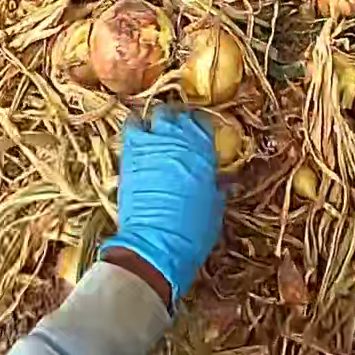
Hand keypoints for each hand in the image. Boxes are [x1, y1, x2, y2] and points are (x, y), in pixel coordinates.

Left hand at [100, 106, 224, 301]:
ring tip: (153, 134)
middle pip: (176, 113)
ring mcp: (154, 141)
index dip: (198, 127)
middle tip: (173, 133)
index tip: (196, 135)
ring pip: (153, 114)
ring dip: (154, 122)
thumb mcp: (214, 206)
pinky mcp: (130, 151)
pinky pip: (131, 127)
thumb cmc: (193, 228)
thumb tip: (224, 183)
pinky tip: (136, 141)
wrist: (158, 242)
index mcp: (204, 149)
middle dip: (174, 120)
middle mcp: (180, 138)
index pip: (202, 121)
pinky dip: (134, 130)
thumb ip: (217, 187)